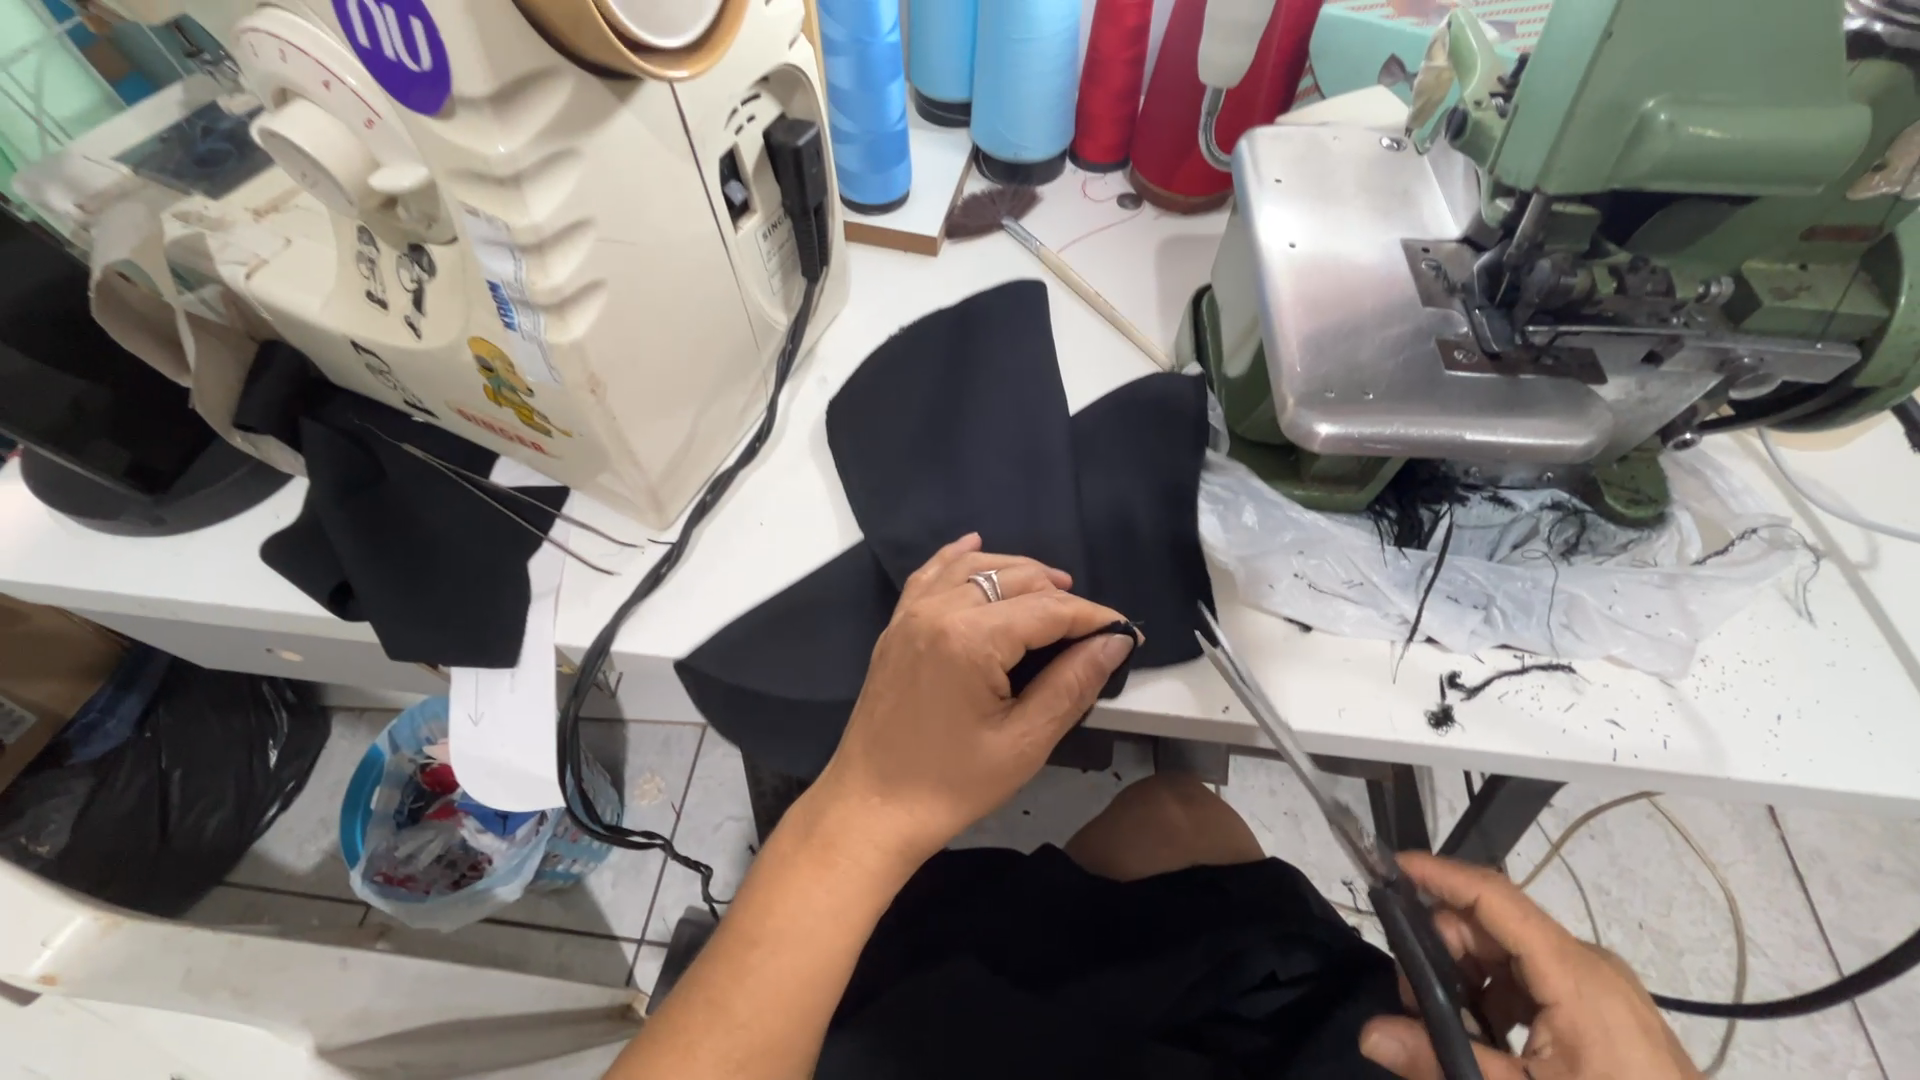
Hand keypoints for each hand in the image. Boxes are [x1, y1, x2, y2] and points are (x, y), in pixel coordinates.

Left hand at [808, 533, 1137, 864]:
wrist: (871, 807)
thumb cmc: (950, 784)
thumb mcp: (1024, 742)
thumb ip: (1073, 684)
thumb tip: (1114, 641)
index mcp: (971, 638)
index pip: (1049, 609)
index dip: (1093, 617)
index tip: (1126, 633)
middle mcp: (939, 611)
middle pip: (1015, 580)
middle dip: (1061, 596)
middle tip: (1092, 628)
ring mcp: (911, 615)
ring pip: (974, 568)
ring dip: (1018, 572)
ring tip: (1054, 588)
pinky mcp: (896, 626)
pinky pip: (930, 575)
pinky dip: (959, 559)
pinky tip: (976, 547)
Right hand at [1361, 852, 1701, 1079]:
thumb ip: (1442, 1061)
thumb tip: (1368, 1033)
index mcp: (1574, 973)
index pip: (1495, 897)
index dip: (1440, 874)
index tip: (1389, 866)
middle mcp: (1587, 964)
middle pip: (1492, 925)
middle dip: (1441, 949)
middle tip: (1414, 1001)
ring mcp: (1599, 986)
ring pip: (1508, 954)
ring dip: (1466, 979)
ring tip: (1449, 1028)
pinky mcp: (1604, 1010)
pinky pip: (1533, 980)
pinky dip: (1496, 997)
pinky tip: (1487, 1040)